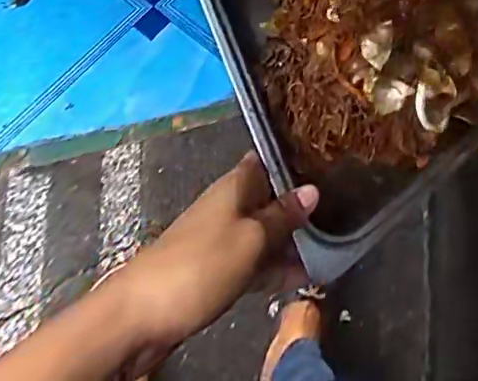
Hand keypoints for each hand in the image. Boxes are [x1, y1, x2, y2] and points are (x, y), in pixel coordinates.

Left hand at [104, 152, 317, 346]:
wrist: (137, 318)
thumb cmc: (199, 265)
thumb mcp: (251, 239)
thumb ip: (283, 215)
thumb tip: (313, 189)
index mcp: (237, 184)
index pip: (271, 159)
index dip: (297, 160)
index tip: (329, 163)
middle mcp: (231, 204)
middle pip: (272, 197)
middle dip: (301, 207)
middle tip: (340, 214)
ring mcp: (222, 237)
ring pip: (265, 232)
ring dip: (290, 241)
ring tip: (329, 249)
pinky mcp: (215, 270)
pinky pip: (253, 261)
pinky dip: (274, 266)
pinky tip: (300, 277)